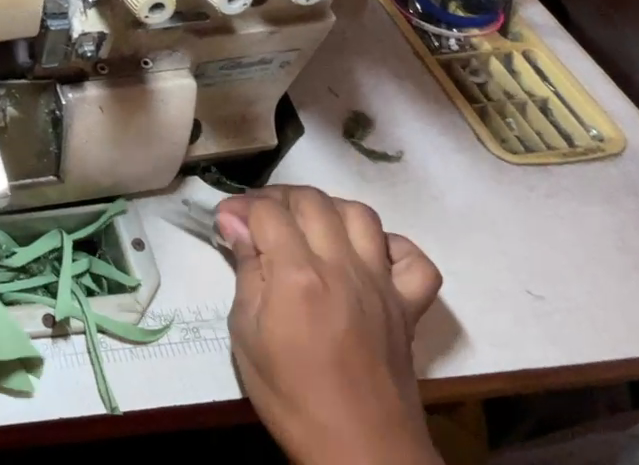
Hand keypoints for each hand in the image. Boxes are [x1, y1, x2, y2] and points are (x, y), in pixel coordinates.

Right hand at [217, 186, 444, 464]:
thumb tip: (235, 223)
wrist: (359, 449)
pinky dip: (390, 246)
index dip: (239, 207)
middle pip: (312, 201)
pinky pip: (414, 259)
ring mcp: (381, 285)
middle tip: (257, 219)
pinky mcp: (408, 306)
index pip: (266, 211)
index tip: (224, 223)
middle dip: (277, 198)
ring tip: (305, 227)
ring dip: (327, 209)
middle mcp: (342, 267)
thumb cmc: (288, 394)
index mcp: (297, 275)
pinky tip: (365, 255)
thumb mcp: (245, 332)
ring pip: (360, 215)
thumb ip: (246, 270)